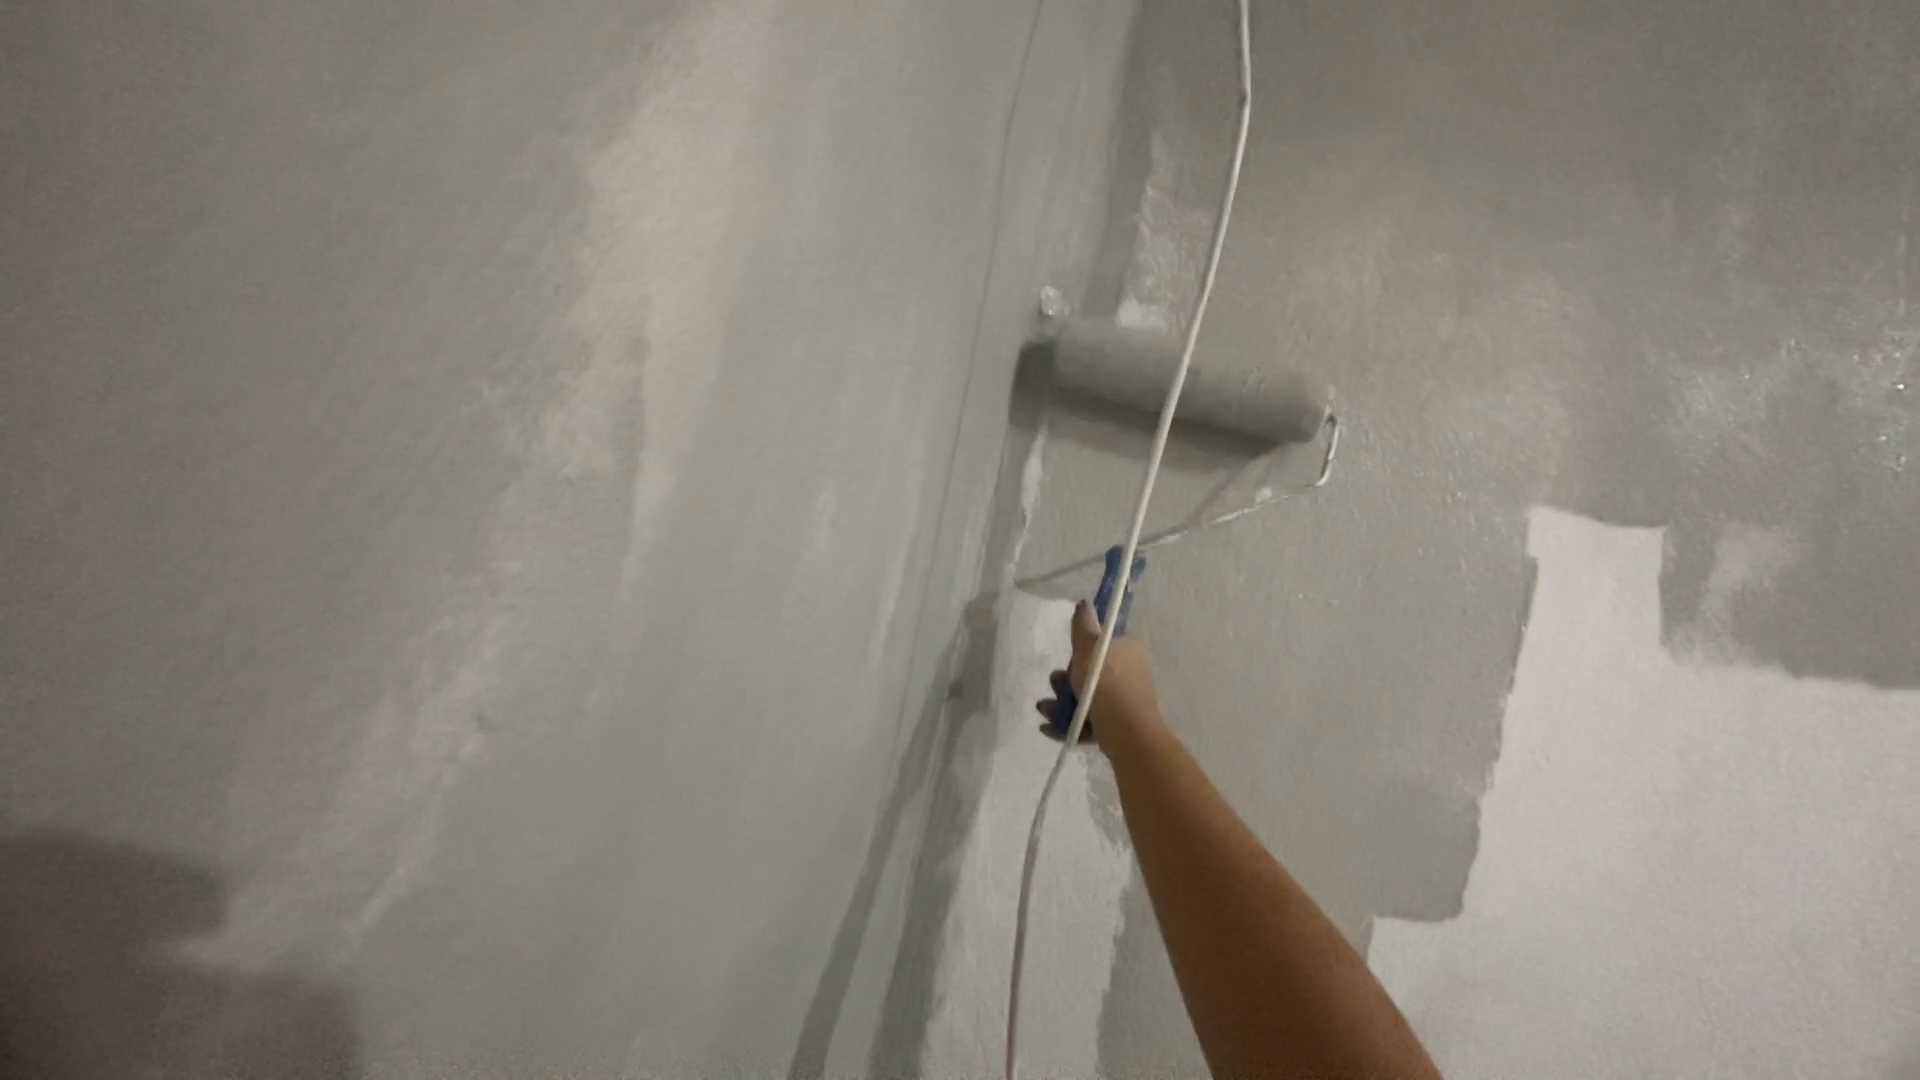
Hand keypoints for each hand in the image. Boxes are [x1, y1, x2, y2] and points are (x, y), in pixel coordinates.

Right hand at [1036, 601, 1162, 745]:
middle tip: (1055, 681)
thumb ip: (1083, 626)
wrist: (1127, 734)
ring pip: (1087, 696)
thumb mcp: (1088, 648)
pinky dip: (1068, 722)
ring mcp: (1124, 699)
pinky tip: (1048, 727)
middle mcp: (1131, 670)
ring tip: (1045, 709)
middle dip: (1066, 678)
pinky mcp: (1117, 724)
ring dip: (1062, 702)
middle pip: (1092, 668)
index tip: (1074, 648)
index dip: (1090, 640)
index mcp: (1131, 647)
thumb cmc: (1106, 684)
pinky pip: (1088, 719)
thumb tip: (1085, 603)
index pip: (1111, 635)